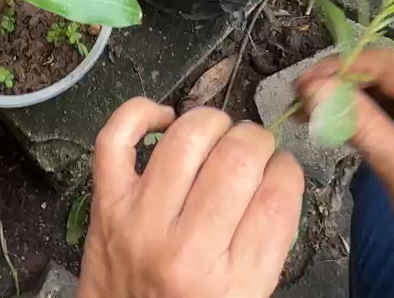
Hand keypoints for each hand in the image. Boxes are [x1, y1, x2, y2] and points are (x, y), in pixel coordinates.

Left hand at [79, 99, 304, 297]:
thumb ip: (266, 239)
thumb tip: (275, 170)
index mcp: (232, 285)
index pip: (277, 198)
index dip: (286, 169)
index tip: (281, 167)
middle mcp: (186, 251)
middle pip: (237, 160)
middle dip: (255, 139)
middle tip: (253, 147)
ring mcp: (141, 221)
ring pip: (186, 138)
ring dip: (211, 122)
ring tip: (217, 133)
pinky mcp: (106, 203)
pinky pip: (116, 137)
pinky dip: (140, 113)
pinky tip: (164, 118)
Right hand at [296, 49, 393, 297]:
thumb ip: (361, 125)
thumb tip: (313, 87)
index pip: (387, 64)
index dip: (341, 68)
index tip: (302, 84)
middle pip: (380, 78)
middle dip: (337, 85)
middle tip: (297, 101)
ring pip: (377, 100)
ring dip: (341, 104)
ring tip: (304, 113)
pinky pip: (381, 123)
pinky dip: (353, 123)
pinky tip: (328, 128)